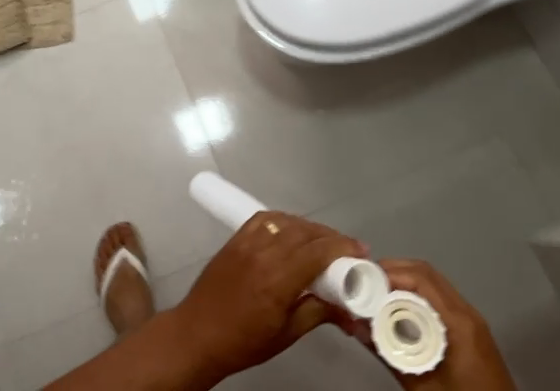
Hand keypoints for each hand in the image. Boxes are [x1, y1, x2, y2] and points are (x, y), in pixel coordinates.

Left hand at [169, 211, 366, 380]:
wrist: (198, 334)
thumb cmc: (244, 341)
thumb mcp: (287, 333)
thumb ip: (319, 312)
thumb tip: (351, 312)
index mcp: (277, 279)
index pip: (318, 251)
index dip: (343, 248)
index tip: (362, 252)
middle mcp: (262, 252)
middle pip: (304, 232)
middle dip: (330, 237)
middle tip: (348, 250)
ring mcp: (246, 242)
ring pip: (285, 221)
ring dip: (308, 228)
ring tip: (324, 242)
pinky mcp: (235, 239)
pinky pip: (264, 219)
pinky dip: (283, 221)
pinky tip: (293, 232)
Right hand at [349, 259, 517, 390]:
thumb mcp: (421, 386)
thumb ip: (387, 354)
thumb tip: (355, 326)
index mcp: (458, 323)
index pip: (421, 279)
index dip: (391, 272)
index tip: (363, 278)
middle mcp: (468, 313)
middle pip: (428, 274)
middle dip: (395, 271)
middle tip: (366, 282)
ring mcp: (473, 320)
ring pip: (435, 283)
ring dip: (406, 281)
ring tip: (379, 293)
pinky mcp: (472, 329)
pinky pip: (442, 299)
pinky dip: (418, 294)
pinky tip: (402, 309)